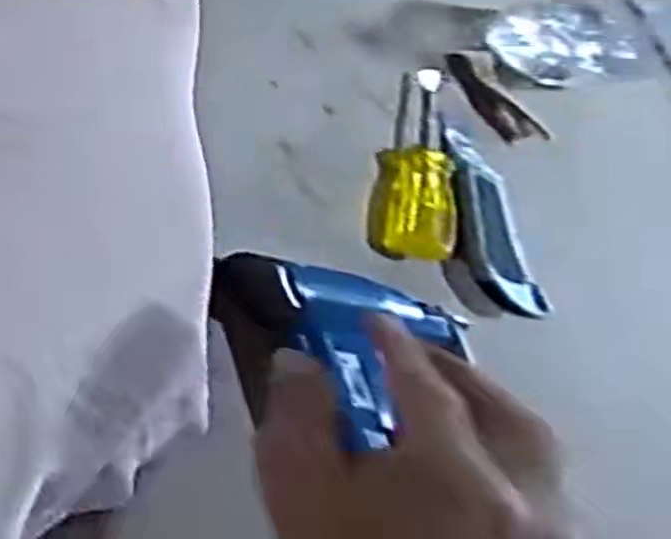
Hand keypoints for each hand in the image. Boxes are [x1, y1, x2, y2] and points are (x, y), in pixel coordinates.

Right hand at [254, 317, 570, 538]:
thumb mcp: (295, 472)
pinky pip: (535, 488)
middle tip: (413, 349)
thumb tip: (300, 360)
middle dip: (460, 373)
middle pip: (510, 419)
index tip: (373, 320)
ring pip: (534, 457)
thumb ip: (296, 408)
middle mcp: (520, 501)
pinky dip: (497, 452)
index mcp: (453, 471)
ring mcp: (542, 536)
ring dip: (487, 412)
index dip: (395, 345)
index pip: (426, 386)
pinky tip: (458, 455)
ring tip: (439, 395)